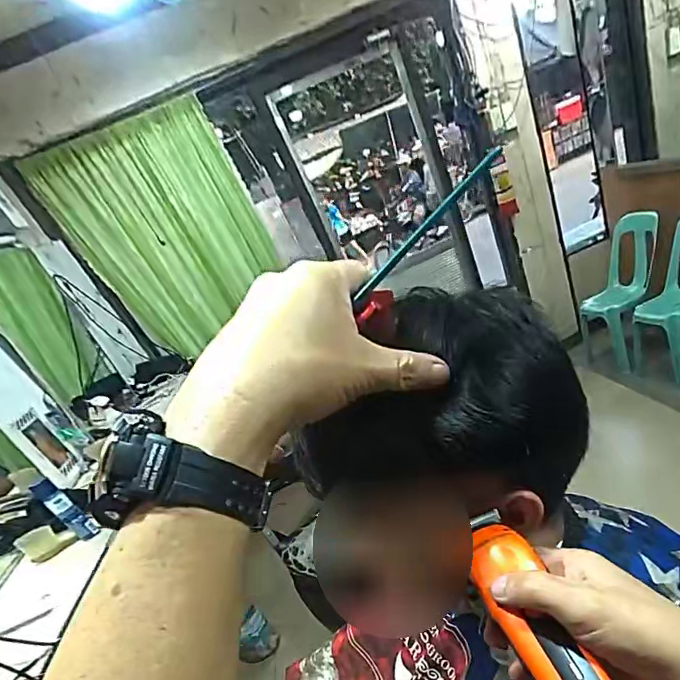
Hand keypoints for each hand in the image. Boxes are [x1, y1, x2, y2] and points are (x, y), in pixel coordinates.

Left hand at [166, 260, 450, 472]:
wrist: (238, 404)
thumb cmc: (303, 372)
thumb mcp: (367, 371)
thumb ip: (407, 368)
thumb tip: (441, 370)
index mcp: (320, 277)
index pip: (366, 275)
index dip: (382, 306)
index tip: (386, 335)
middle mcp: (285, 279)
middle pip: (335, 296)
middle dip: (352, 325)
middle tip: (361, 360)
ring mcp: (257, 301)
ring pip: (305, 313)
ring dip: (322, 337)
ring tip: (329, 374)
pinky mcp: (239, 326)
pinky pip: (279, 330)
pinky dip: (294, 349)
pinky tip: (299, 379)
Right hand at [484, 548, 679, 679]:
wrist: (673, 667)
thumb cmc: (630, 624)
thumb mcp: (581, 604)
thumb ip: (536, 592)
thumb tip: (493, 584)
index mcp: (573, 568)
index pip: (527, 562)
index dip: (501, 575)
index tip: (479, 596)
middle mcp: (572, 591)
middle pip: (525, 601)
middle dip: (509, 621)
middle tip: (497, 640)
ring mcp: (576, 623)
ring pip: (534, 631)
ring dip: (522, 648)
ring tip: (516, 666)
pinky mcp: (581, 651)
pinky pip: (549, 654)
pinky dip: (538, 665)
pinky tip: (529, 677)